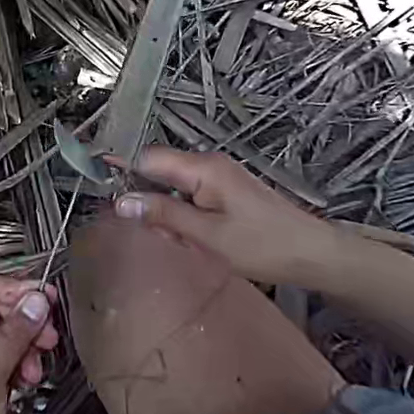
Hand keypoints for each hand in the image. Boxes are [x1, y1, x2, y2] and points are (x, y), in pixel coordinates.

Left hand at [0, 274, 57, 413]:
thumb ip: (13, 336)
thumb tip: (35, 301)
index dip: (16, 289)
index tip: (44, 299)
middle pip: (0, 309)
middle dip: (27, 317)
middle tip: (48, 330)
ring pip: (8, 335)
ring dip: (28, 343)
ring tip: (39, 360)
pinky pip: (11, 360)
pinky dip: (24, 364)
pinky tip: (30, 378)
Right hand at [109, 146, 365, 291]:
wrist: (315, 254)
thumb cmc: (263, 245)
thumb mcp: (206, 235)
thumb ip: (162, 215)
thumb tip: (121, 201)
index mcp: (202, 168)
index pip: (148, 158)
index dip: (121, 169)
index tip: (97, 182)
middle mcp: (208, 164)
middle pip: (158, 170)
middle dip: (146, 197)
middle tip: (148, 229)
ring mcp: (219, 176)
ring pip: (173, 185)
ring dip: (165, 209)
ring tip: (177, 239)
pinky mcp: (226, 190)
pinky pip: (190, 194)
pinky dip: (182, 213)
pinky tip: (191, 237)